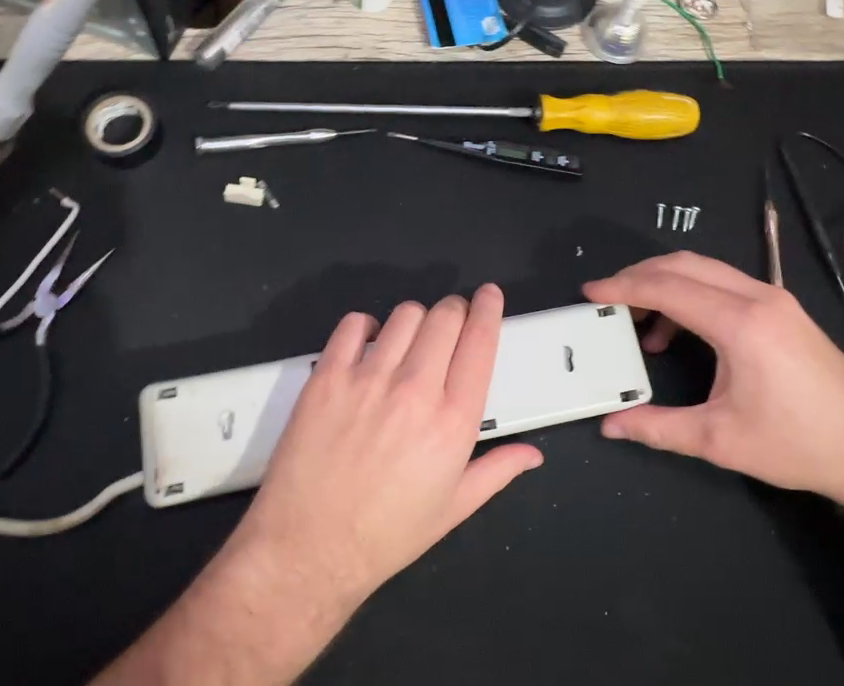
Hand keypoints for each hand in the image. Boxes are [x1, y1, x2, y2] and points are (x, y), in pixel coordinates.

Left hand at [220, 284, 543, 613]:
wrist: (311, 547)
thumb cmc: (386, 533)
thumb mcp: (453, 508)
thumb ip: (497, 471)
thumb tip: (532, 454)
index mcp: (454, 421)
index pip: (480, 342)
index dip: (489, 309)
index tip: (489, 296)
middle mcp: (415, 390)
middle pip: (445, 316)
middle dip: (455, 310)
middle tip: (452, 322)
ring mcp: (368, 379)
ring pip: (405, 314)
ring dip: (416, 319)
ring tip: (411, 340)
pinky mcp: (327, 376)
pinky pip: (353, 325)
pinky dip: (367, 326)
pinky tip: (370, 344)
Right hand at [585, 252, 843, 507]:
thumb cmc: (797, 445)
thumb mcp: (719, 440)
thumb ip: (657, 427)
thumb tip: (610, 425)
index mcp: (740, 323)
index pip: (668, 287)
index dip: (623, 287)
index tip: (590, 292)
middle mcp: (759, 298)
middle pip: (684, 265)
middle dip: (639, 276)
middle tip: (608, 299)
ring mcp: (776, 300)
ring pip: (706, 270)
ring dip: (666, 284)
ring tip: (639, 321)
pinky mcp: (784, 310)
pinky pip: (725, 285)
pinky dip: (692, 295)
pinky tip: (680, 332)